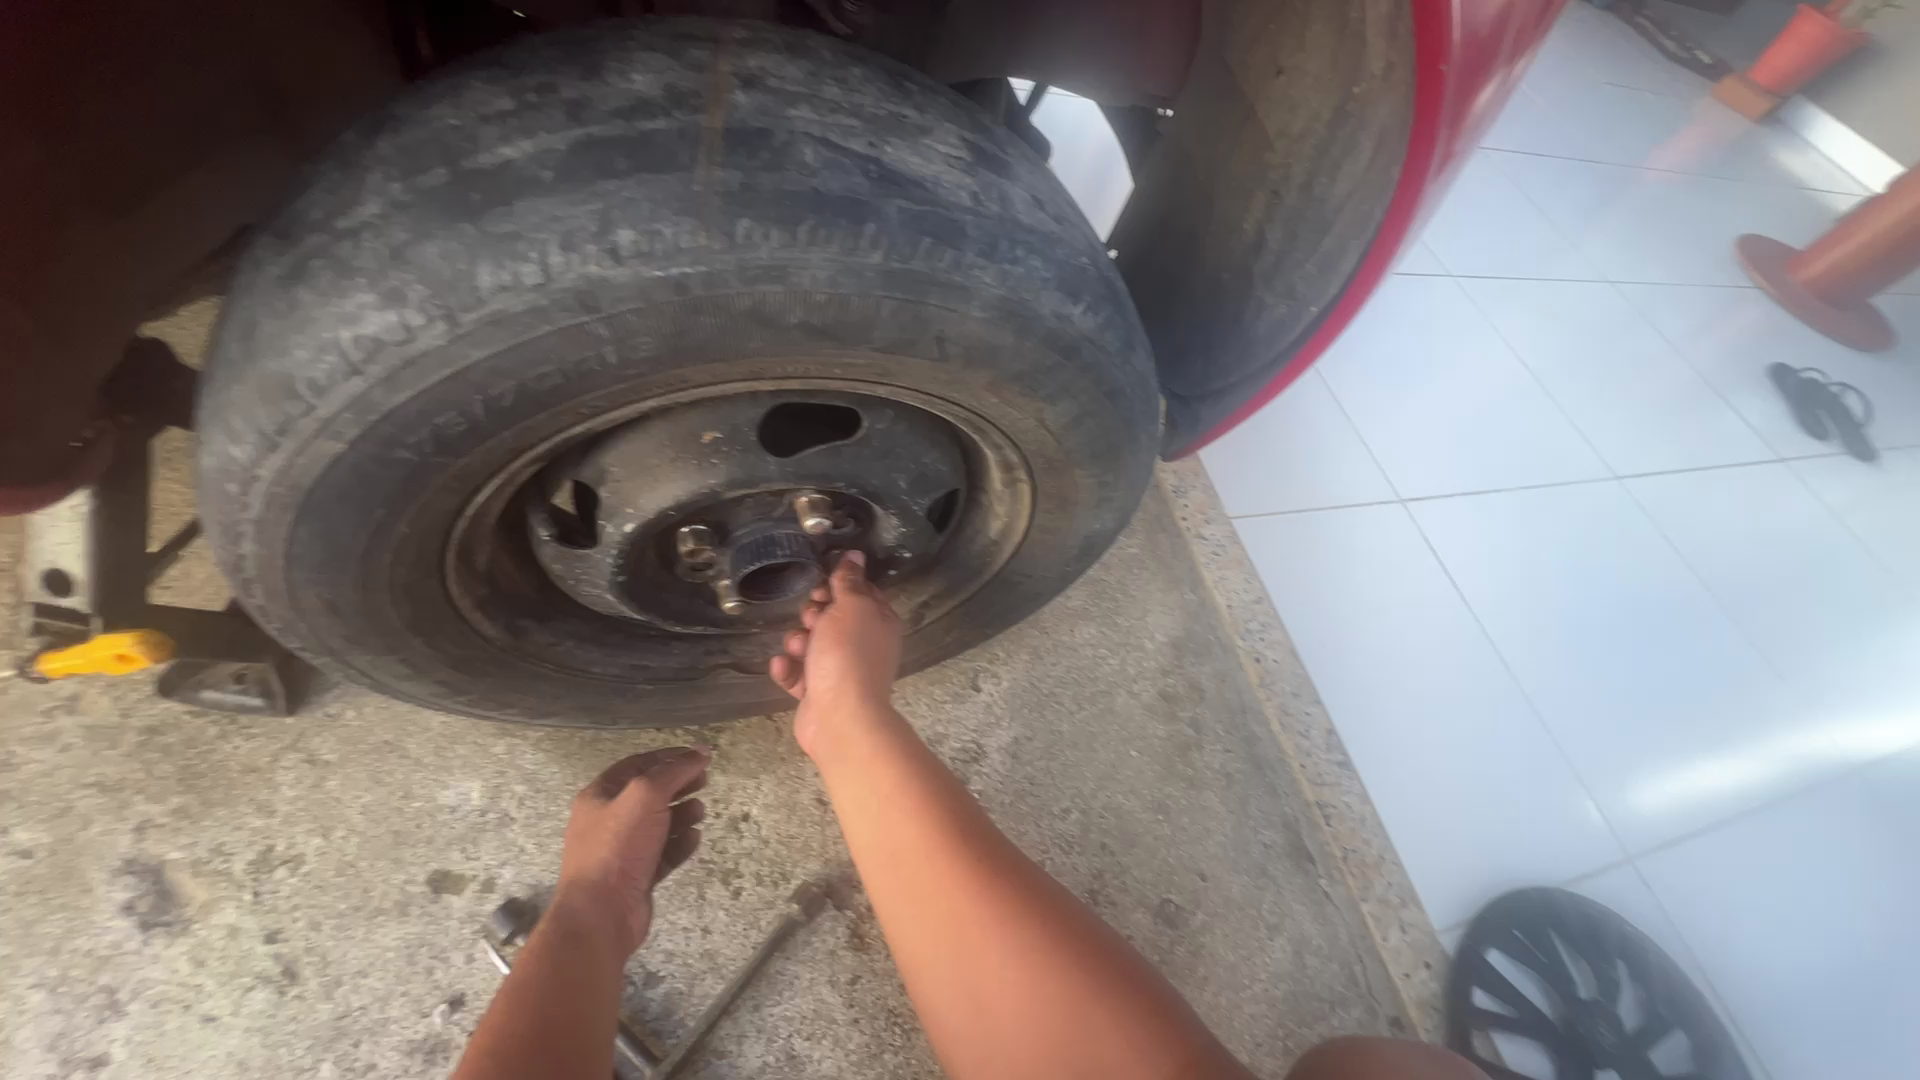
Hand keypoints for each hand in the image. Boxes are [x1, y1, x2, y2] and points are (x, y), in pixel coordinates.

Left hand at [554, 748, 709, 954]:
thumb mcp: (646, 795)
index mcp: (601, 796)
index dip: (669, 757)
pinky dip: (680, 843)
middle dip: (679, 785)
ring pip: (660, 823)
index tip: (699, 756)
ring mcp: (623, 850)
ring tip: (699, 813)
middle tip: (704, 781)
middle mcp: (609, 820)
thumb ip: (674, 770)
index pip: (638, 764)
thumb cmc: (618, 846)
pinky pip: (664, 851)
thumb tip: (701, 752)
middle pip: (651, 793)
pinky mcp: (637, 875)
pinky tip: (692, 840)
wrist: (601, 914)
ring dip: (683, 814)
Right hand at [768, 551, 903, 752]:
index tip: (825, 588)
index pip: (860, 592)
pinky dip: (788, 670)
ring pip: (809, 644)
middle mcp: (863, 644)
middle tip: (813, 621)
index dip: (839, 587)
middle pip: (830, 616)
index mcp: (878, 622)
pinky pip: (797, 673)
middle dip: (813, 615)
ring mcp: (840, 670)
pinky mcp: (818, 692)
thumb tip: (855, 555)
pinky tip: (784, 667)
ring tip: (798, 650)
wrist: (840, 716)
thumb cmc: (848, 654)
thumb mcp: (852, 606)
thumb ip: (850, 580)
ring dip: (797, 643)